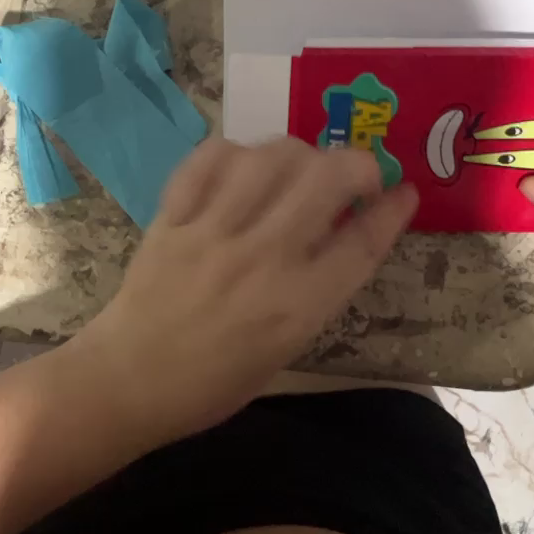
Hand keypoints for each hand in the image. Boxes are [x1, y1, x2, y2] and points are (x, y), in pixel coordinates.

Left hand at [72, 137, 418, 441]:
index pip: (361, 243)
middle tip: (354, 175)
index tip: (403, 190)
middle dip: (355, 163)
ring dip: (297, 151)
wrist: (129, 381)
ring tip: (299, 165)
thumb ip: (316, 292)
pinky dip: (233, 151)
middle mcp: (262, 258)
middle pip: (325, 180)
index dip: (392, 210)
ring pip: (270, 158)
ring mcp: (213, 231)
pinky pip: (208, 160)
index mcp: (297, 306)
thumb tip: (339, 236)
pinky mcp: (173, 217)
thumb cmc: (214, 382)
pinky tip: (243, 163)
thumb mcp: (284, 350)